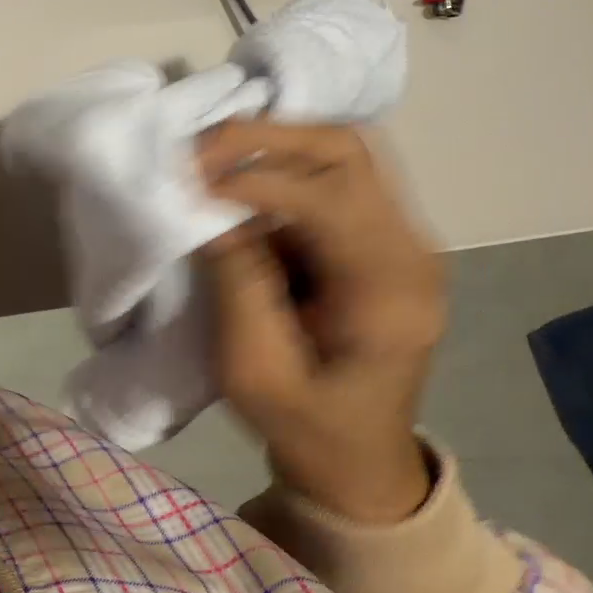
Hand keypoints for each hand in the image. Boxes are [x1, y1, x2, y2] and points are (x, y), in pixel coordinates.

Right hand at [197, 121, 445, 523]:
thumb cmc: (302, 421)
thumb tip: (207, 212)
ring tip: (201, 161)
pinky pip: (325, 177)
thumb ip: (238, 284)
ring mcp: (394, 239)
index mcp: (389, 289)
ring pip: (339, 152)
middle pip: (347, 150)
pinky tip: (224, 183)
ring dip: (266, 144)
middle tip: (190, 154)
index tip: (184, 187)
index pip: (330, 197)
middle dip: (262, 137)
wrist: (354, 455)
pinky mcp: (368, 240)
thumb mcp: (254, 366)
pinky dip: (271, 166)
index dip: (252, 179)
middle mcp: (408, 248)